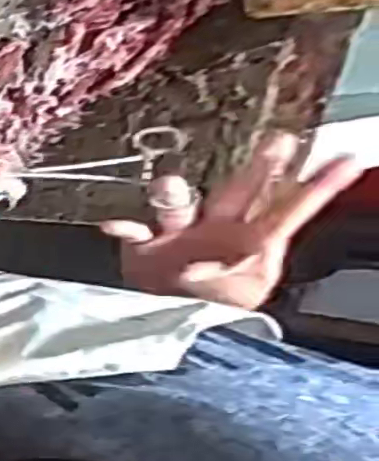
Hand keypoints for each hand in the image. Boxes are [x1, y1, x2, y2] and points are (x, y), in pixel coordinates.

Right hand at [100, 133, 361, 309]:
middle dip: (259, 169)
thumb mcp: (240, 291)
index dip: (317, 187)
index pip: (290, 209)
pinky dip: (123, 228)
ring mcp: (178, 236)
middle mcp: (218, 229)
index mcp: (253, 239)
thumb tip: (201, 264)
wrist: (171, 319)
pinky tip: (114, 225)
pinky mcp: (143, 248)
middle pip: (241, 193)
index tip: (346, 161)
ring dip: (170, 194)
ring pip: (178, 207)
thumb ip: (229, 271)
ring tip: (167, 183)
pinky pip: (132, 233)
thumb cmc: (212, 305)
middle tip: (280, 142)